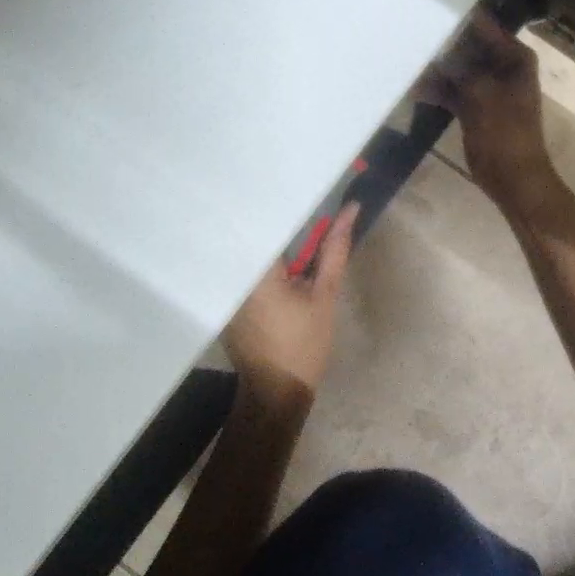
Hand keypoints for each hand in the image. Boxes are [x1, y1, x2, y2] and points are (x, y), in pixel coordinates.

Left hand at [223, 203, 357, 406]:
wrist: (276, 393)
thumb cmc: (303, 345)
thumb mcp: (325, 295)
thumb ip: (334, 250)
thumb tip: (350, 211)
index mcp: (254, 272)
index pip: (261, 222)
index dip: (278, 199)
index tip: (295, 182)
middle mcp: (231, 276)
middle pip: (251, 233)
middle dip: (274, 214)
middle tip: (297, 193)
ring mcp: (225, 290)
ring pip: (246, 250)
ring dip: (267, 236)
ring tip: (288, 215)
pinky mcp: (226, 302)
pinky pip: (242, 268)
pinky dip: (259, 258)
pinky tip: (277, 251)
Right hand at [420, 14, 561, 216]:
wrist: (513, 178)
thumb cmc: (506, 134)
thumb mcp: (481, 95)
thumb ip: (458, 68)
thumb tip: (436, 50)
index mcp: (515, 58)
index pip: (484, 26)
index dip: (458, 17)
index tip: (427, 8)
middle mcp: (503, 66)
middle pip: (468, 46)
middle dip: (442, 44)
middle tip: (408, 33)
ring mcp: (487, 87)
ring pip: (457, 68)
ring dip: (435, 68)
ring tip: (405, 59)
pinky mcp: (474, 106)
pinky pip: (452, 90)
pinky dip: (436, 90)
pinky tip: (411, 87)